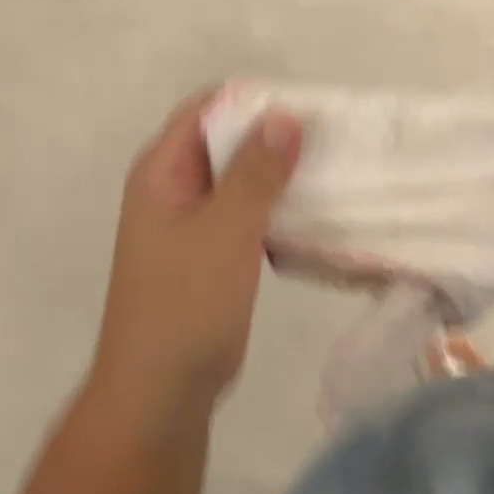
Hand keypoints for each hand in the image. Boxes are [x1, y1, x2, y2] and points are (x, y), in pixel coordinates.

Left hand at [90, 93, 303, 423]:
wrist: (161, 394)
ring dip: (280, 170)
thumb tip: (286, 113)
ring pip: (241, 176)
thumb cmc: (185, 304)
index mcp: (162, 171)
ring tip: (332, 166)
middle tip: (330, 135)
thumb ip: (256, 171)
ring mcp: (193, 220)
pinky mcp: (212, 250)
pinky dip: (277, 204)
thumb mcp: (225, 230)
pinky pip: (248, 210)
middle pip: (227, 138)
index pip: (208, 107)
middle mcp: (174, 186)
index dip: (254, 99)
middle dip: (274, 133)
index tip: (307, 105)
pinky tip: (315, 208)